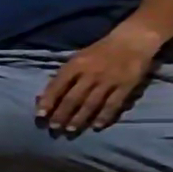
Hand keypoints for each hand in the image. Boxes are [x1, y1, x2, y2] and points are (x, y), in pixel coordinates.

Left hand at [36, 27, 158, 133]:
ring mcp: (109, 80)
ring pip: (91, 104)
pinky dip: (105, 116)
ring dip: (80, 119)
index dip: (47, 102)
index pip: (56, 87)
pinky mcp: (128, 85)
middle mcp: (90, 74)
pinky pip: (114, 104)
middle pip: (72, 99)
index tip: (40, 115)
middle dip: (62, 114)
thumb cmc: (97, 52)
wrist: (132, 41)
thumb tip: (42, 96)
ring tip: (71, 130)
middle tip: (54, 128)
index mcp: (73, 67)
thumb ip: (60, 77)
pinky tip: (97, 126)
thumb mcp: (74, 60)